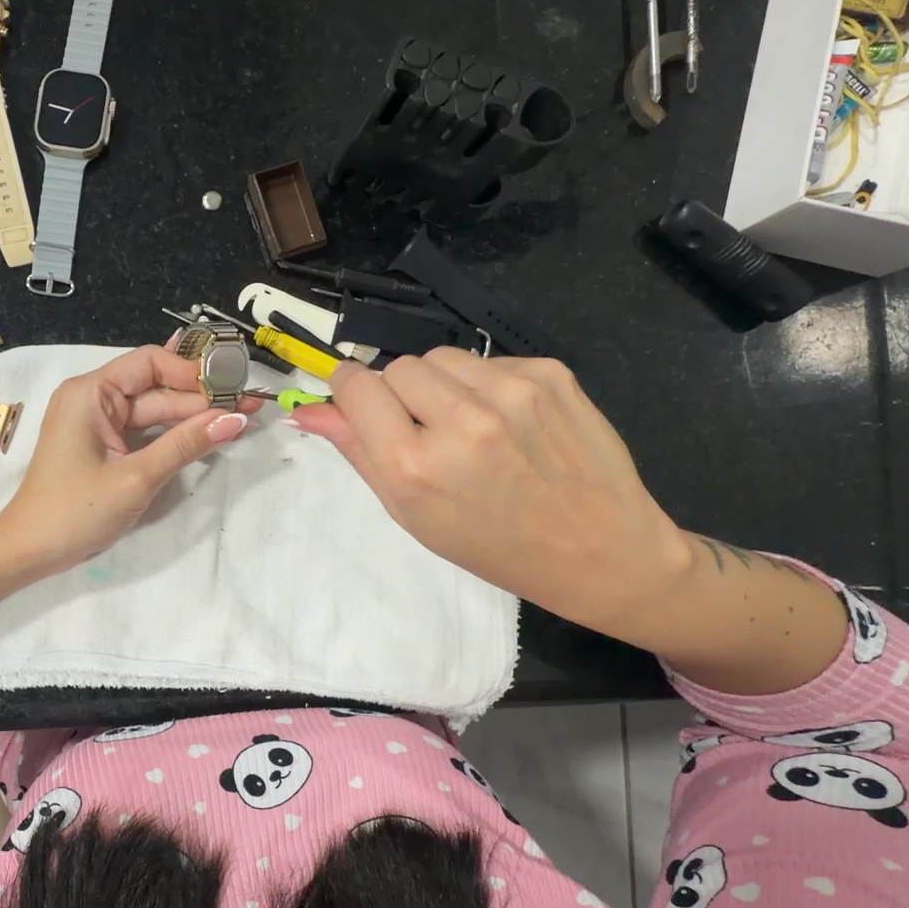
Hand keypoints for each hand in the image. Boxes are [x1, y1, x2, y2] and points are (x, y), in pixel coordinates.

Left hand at [0, 345, 254, 573]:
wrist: (30, 550)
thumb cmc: (76, 511)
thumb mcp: (136, 478)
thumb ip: (186, 445)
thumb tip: (235, 418)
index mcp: (90, 393)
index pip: (149, 362)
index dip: (192, 373)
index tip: (231, 388)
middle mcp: (92, 398)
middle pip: (155, 388)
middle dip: (200, 399)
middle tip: (250, 407)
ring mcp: (96, 423)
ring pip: (153, 412)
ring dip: (191, 418)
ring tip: (239, 420)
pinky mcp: (101, 446)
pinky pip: (143, 432)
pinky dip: (172, 436)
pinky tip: (206, 436)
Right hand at [290, 349, 693, 635]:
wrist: (599, 550)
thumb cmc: (492, 545)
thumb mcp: (411, 513)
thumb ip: (358, 453)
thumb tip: (309, 411)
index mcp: (415, 466)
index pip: (356, 387)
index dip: (351, 393)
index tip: (360, 407)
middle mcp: (460, 421)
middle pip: (398, 367)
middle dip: (400, 394)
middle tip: (425, 433)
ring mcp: (510, 391)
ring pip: (441, 357)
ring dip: (441, 385)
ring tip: (469, 427)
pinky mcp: (549, 373)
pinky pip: (487, 361)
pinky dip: (484, 385)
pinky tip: (506, 423)